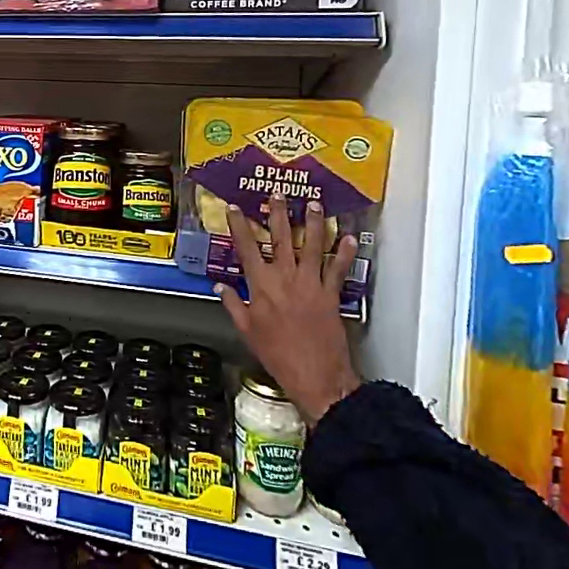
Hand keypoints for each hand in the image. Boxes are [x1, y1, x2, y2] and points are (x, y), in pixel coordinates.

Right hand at [217, 196, 361, 421]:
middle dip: (279, 213)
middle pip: (281, 239)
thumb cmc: (277, 355)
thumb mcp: (248, 332)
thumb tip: (219, 287)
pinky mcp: (330, 293)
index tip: (235, 208)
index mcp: (261, 287)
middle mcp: (285, 279)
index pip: (246, 249)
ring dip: (314, 223)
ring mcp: (310, 284)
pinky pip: (338, 268)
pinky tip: (349, 237)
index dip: (240, 226)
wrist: (314, 376)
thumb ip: (233, 305)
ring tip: (315, 203)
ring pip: (312, 245)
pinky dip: (344, 252)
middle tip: (279, 192)